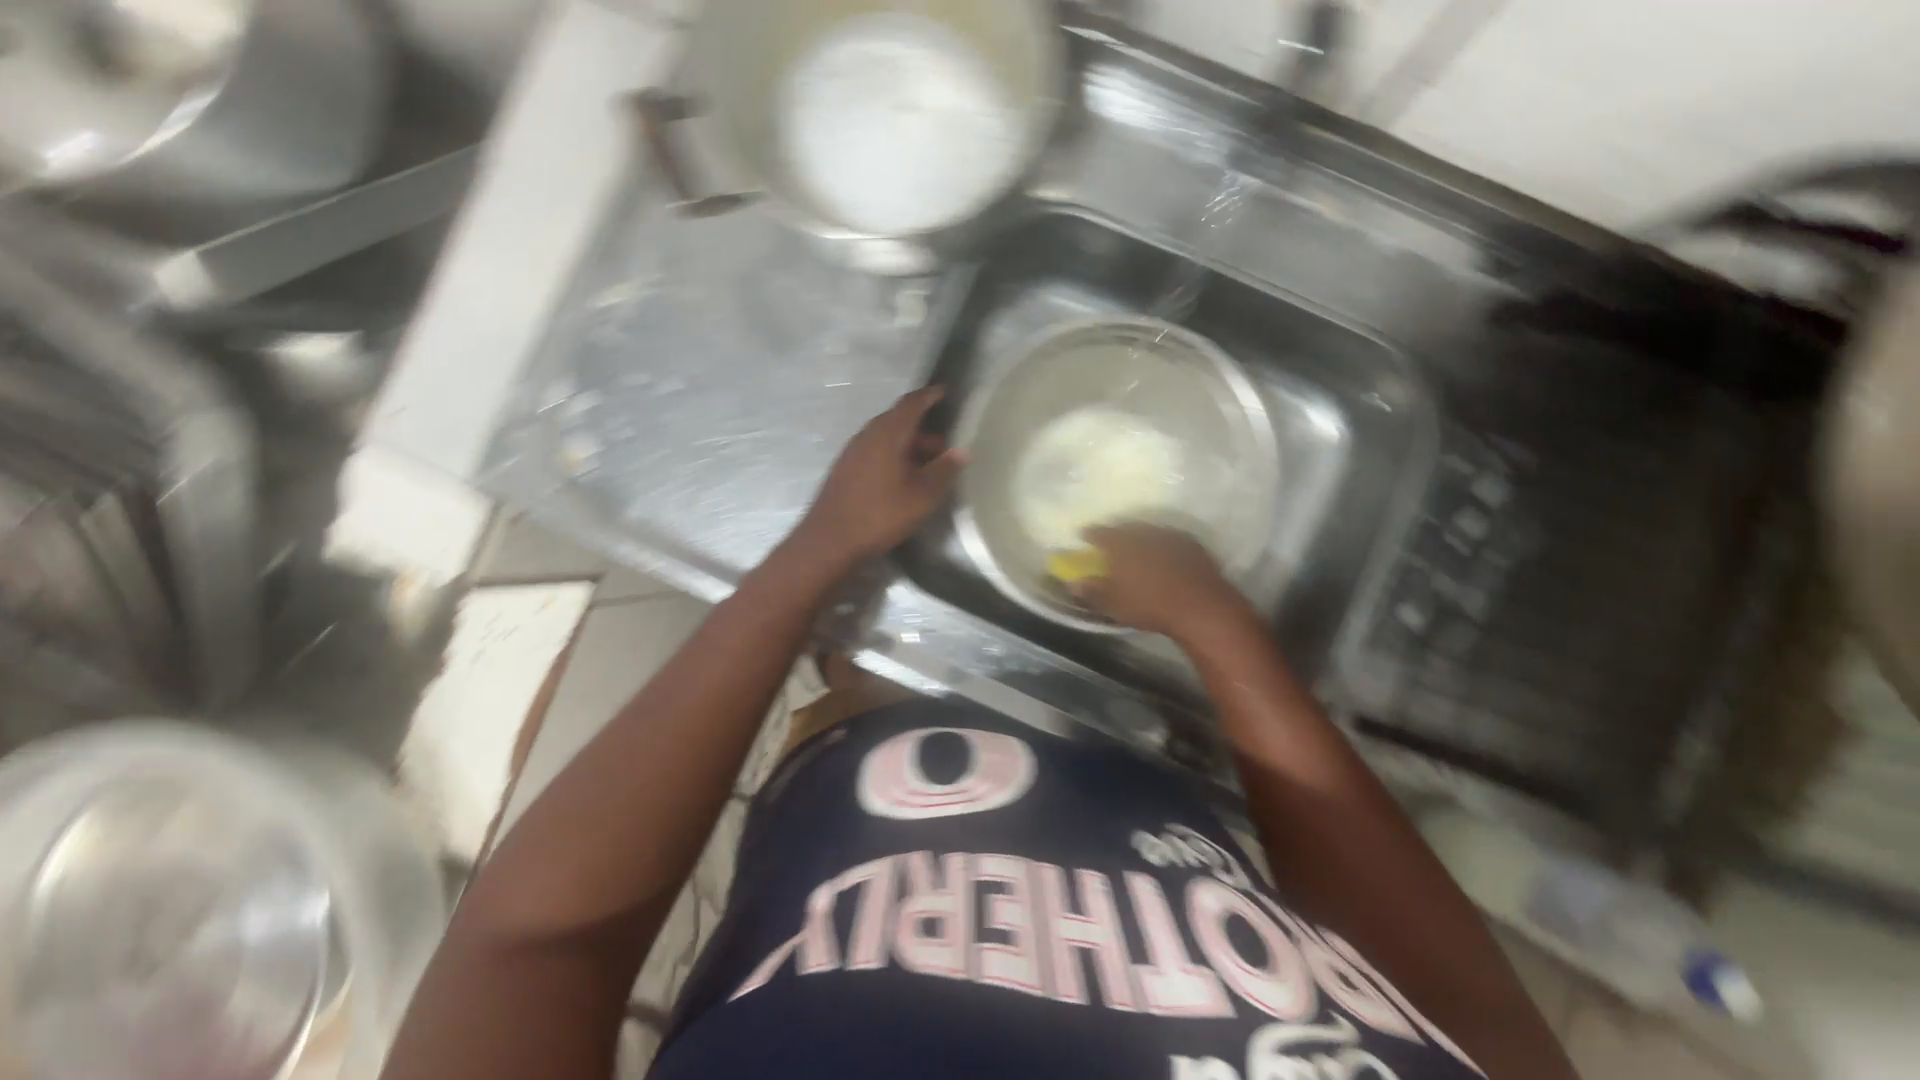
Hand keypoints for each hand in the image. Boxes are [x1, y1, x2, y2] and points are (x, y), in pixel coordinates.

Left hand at [790, 387, 966, 568]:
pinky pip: (874, 452)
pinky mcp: (843, 470)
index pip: (910, 403)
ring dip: (907, 446)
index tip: (943, 392)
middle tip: (943, 446)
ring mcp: (851, 452)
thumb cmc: (881, 514)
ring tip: (926, 467)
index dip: (928, 396)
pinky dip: (892, 456)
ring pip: (885, 438)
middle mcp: (867, 435)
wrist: (830, 540)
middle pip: (897, 421)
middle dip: (922, 429)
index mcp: (888, 433)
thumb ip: (944, 470)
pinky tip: (901, 479)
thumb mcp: (922, 495)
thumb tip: (961, 451)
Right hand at [1078, 523, 1246, 638]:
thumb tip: (1074, 584)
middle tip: (1111, 540)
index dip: (1091, 533)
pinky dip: (1163, 544)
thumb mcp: (1114, 604)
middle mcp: (1144, 533)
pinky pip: (1171, 538)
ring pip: (1150, 530)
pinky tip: (1164, 553)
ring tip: (1138, 546)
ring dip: (1141, 536)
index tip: (1084, 535)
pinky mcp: (1192, 544)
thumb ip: (1093, 592)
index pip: (1101, 533)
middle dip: (1117, 532)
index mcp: (1122, 544)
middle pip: (1126, 527)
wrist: (1200, 606)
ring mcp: (1171, 535)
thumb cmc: (1149, 605)